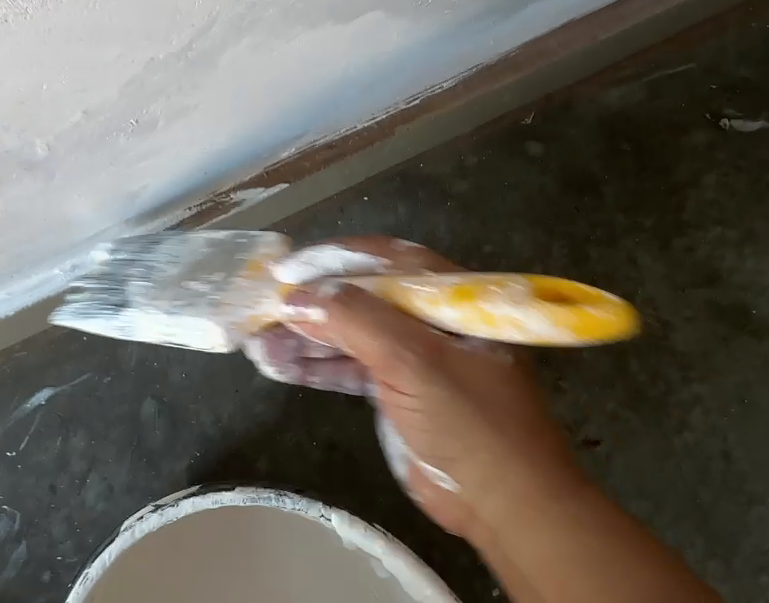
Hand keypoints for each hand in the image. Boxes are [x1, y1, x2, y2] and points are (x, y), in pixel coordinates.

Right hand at [243, 236, 584, 539]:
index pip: (382, 260)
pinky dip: (314, 366)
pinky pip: (347, 367)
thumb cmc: (471, 422)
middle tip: (262, 309)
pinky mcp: (397, 392)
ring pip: (348, 334)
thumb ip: (354, 319)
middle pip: (358, 298)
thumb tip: (296, 296)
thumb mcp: (414, 361)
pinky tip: (279, 366)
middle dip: (309, 305)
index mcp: (448, 298)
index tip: (286, 269)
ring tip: (259, 344)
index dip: (331, 259)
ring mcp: (412, 357)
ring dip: (303, 338)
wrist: (509, 509)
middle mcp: (428, 320)